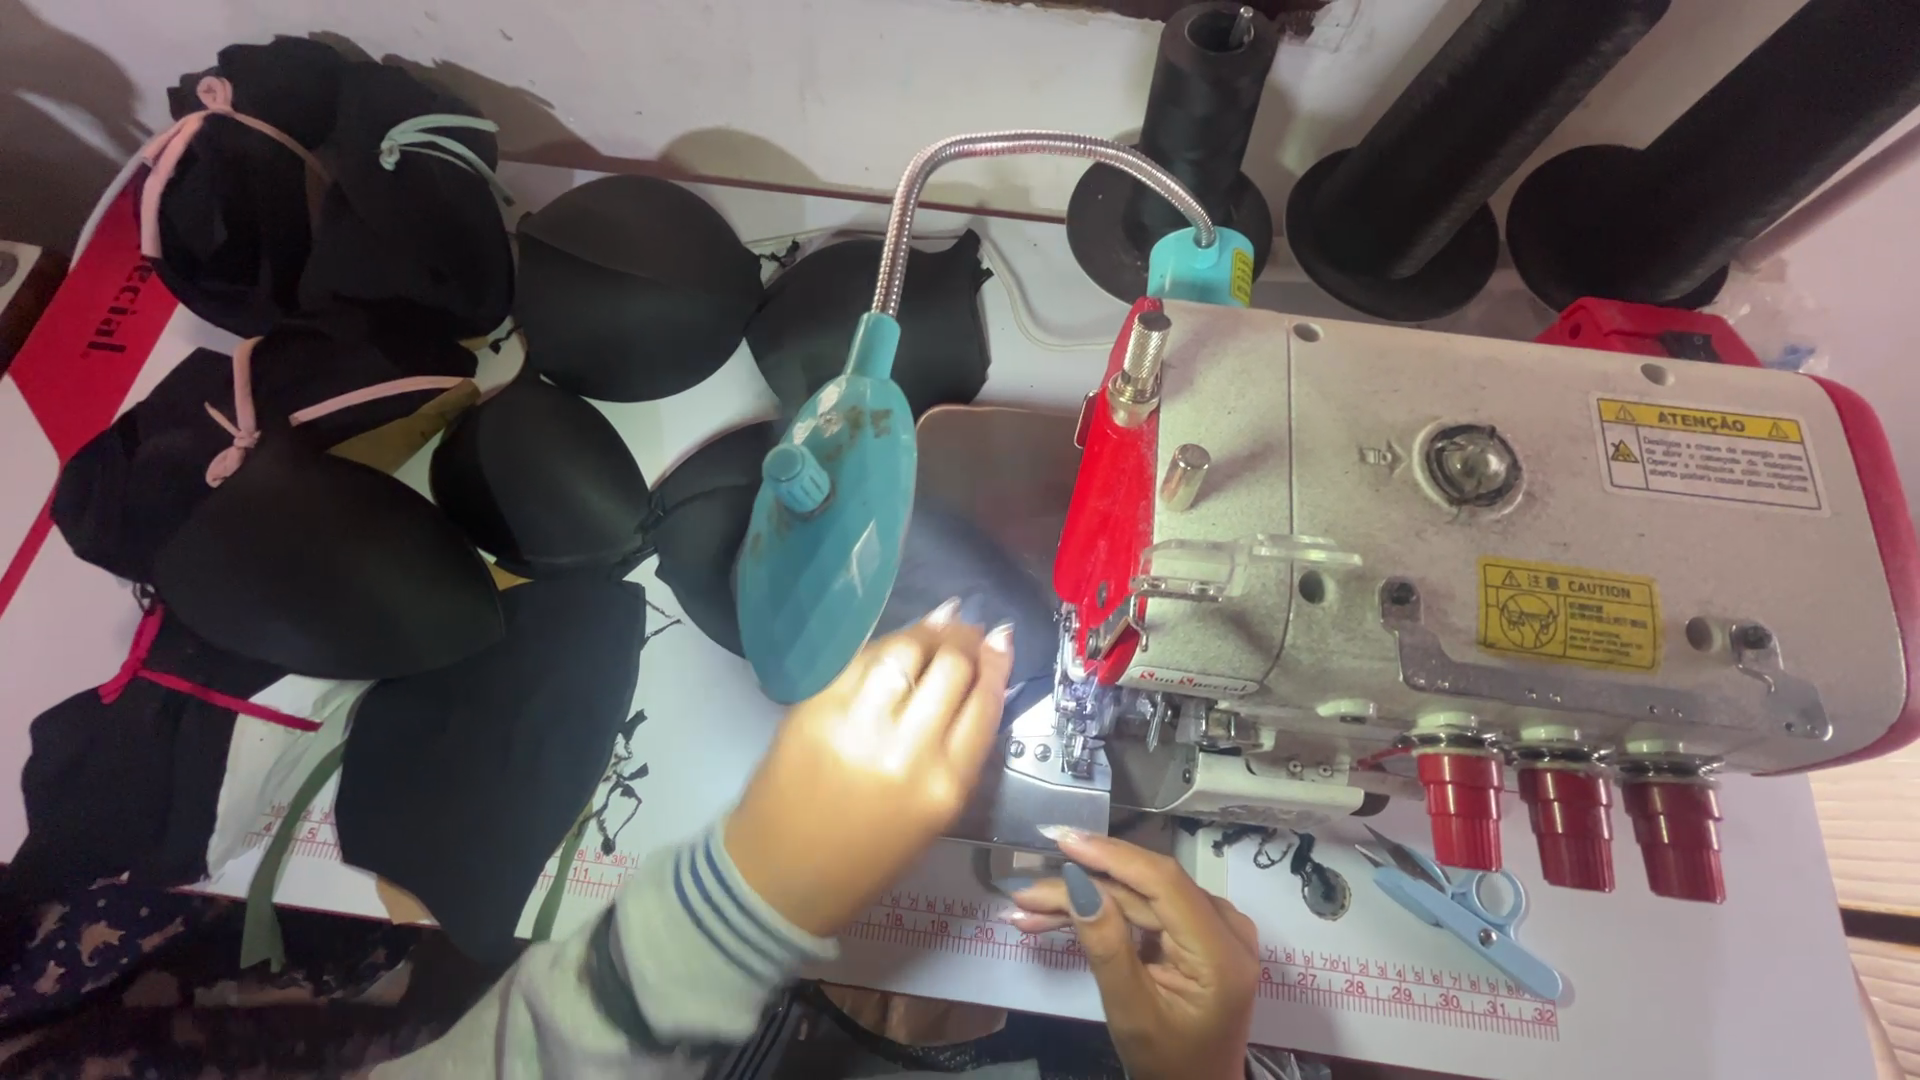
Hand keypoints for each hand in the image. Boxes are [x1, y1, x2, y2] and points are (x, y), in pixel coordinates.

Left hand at [725, 601, 1012, 936]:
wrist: (778, 879)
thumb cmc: (865, 861)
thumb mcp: (932, 817)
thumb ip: (957, 752)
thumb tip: (978, 686)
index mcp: (944, 788)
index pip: (984, 703)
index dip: (997, 662)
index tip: (1001, 639)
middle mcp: (908, 751)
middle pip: (951, 668)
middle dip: (966, 640)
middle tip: (968, 631)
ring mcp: (857, 725)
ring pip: (907, 651)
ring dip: (929, 631)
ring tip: (939, 625)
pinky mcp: (816, 709)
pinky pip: (861, 659)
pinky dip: (886, 642)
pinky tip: (899, 636)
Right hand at [1010, 831, 1258, 1079]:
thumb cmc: (1168, 1065)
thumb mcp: (1131, 1015)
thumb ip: (1107, 948)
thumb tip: (1077, 884)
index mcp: (1221, 952)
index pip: (1163, 881)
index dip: (1110, 855)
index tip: (1063, 840)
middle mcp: (1227, 926)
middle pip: (1143, 888)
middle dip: (1081, 887)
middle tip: (1026, 892)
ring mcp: (1215, 923)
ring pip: (1137, 894)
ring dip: (1085, 898)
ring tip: (1030, 906)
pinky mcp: (1198, 927)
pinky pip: (1145, 906)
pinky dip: (1104, 910)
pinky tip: (1060, 912)